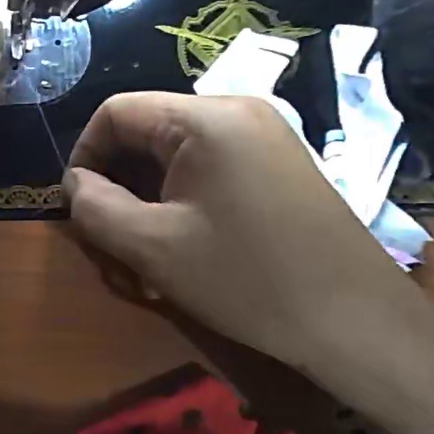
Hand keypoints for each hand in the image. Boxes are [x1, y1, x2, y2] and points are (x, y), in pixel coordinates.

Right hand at [64, 92, 433, 433]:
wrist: (358, 323)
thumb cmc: (246, 278)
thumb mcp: (151, 247)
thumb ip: (94, 207)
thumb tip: (75, 183)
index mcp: (205, 117)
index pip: (115, 112)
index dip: (84, 154)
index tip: (78, 205)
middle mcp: (237, 111)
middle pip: (146, 133)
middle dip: (118, 185)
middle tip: (112, 242)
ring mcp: (264, 137)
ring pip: (174, 157)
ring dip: (147, 201)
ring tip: (146, 257)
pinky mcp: (277, 166)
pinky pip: (208, 170)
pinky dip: (181, 203)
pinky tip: (184, 249)